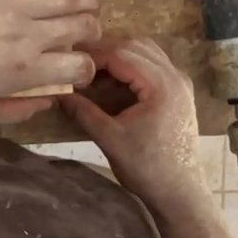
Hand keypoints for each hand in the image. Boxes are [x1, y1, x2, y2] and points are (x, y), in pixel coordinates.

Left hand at [0, 0, 101, 122]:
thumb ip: (16, 110)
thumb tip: (46, 101)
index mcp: (24, 70)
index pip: (79, 67)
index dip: (87, 70)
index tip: (78, 70)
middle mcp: (26, 36)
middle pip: (82, 27)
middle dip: (92, 32)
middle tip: (84, 34)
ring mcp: (11, 4)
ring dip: (86, 0)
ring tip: (86, 4)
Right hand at [59, 37, 203, 208]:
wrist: (179, 192)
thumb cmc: (146, 168)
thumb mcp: (110, 139)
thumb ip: (84, 112)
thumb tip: (57, 93)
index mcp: (162, 85)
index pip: (122, 54)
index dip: (92, 55)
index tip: (67, 60)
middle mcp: (175, 76)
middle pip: (135, 45)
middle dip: (103, 50)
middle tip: (75, 62)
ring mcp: (179, 83)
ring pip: (145, 52)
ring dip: (117, 56)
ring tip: (90, 72)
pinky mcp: (178, 92)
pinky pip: (152, 65)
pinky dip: (130, 67)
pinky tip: (110, 83)